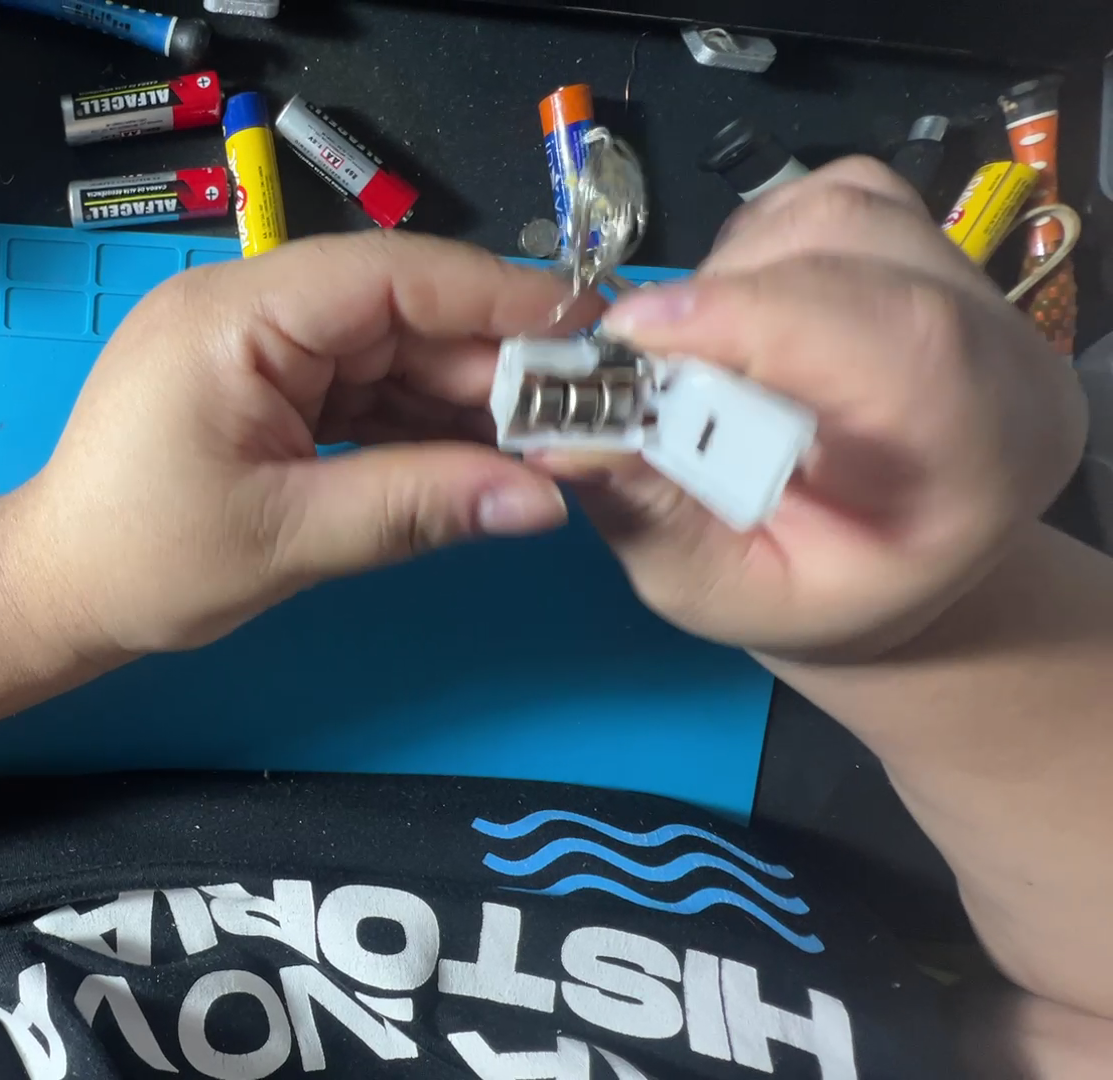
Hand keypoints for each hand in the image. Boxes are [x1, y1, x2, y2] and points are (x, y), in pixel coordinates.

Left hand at [0, 232, 588, 654]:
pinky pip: (345, 388)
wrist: (59, 588)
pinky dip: (402, 420)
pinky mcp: (250, 387)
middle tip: (575, 414)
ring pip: (375, 353)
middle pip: (390, 313)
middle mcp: (237, 311)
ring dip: (449, 397)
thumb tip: (541, 501)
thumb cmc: (146, 563)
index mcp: (230, 319)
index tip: (588, 336)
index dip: (496, 299)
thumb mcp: (286, 537)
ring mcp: (243, 348)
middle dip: (481, 364)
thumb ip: (415, 507)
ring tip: (535, 442)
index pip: (386, 275)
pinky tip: (463, 453)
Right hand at [539, 158, 1086, 660]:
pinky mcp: (920, 257)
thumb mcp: (705, 586)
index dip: (751, 319)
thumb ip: (644, 515)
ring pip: (836, 213)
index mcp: (968, 457)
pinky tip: (726, 317)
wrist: (888, 565)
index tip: (627, 335)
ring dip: (727, 271)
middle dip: (714, 298)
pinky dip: (747, 245)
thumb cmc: (799, 595)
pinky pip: (827, 203)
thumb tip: (556, 437)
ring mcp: (967, 290)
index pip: (893, 342)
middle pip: (855, 254)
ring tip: (688, 348)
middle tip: (637, 366)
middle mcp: (994, 352)